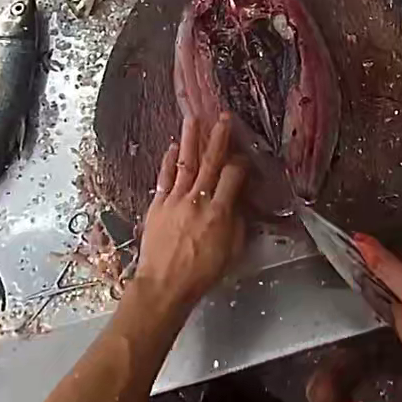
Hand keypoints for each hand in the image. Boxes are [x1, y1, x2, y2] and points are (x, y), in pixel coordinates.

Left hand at [132, 115, 246, 310]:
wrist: (164, 284)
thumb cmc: (201, 273)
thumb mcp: (231, 251)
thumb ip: (237, 223)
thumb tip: (237, 203)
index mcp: (219, 211)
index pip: (232, 176)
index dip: (240, 163)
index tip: (243, 156)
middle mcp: (198, 199)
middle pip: (210, 162)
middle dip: (218, 138)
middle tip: (222, 117)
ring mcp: (175, 199)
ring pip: (186, 163)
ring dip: (191, 139)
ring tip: (193, 118)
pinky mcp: (158, 204)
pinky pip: (165, 177)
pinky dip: (169, 161)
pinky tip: (173, 147)